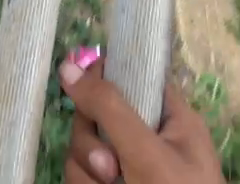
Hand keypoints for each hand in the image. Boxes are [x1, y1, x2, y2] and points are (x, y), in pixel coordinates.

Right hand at [56, 53, 224, 183]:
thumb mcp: (148, 154)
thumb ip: (109, 108)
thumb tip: (67, 67)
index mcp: (172, 120)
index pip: (132, 75)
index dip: (104, 76)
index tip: (84, 87)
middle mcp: (149, 140)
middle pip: (98, 112)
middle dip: (92, 139)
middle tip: (109, 166)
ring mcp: (130, 169)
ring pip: (84, 146)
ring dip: (87, 169)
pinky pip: (82, 175)